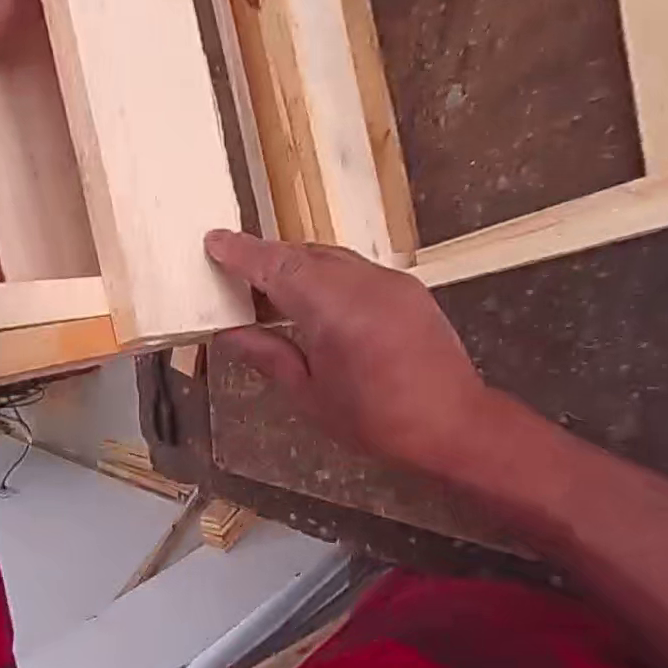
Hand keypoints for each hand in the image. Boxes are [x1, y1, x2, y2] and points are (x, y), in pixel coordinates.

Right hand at [205, 230, 490, 473]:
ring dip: (299, 267)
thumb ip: (269, 356)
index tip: (214, 242)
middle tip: (238, 277)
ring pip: (332, 257)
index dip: (241, 252)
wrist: (454, 424)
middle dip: (267, 259)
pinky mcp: (409, 287)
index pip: (276, 265)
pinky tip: (320, 304)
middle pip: (303, 253)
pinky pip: (357, 270)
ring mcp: (391, 280)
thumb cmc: (377, 421)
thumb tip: (230, 334)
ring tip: (274, 294)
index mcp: (333, 309)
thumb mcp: (311, 396)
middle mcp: (363, 282)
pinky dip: (329, 277)